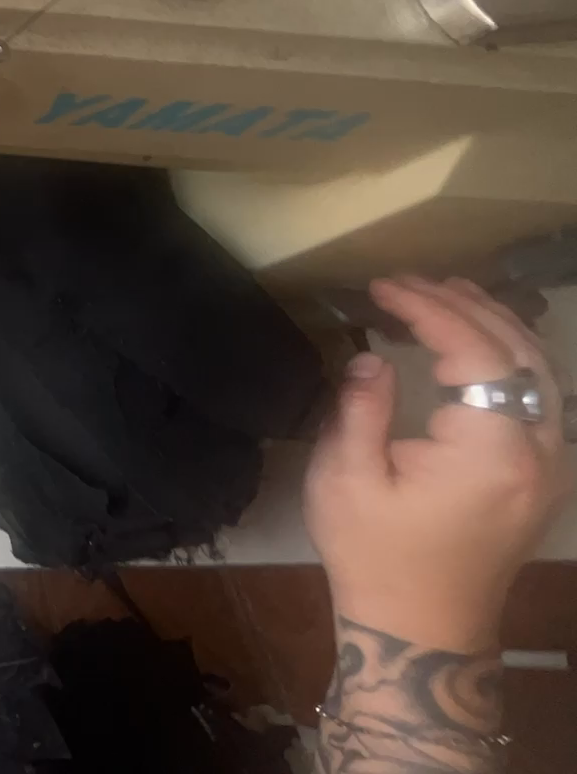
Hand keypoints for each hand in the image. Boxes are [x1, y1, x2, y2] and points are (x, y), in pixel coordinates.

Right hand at [306, 276, 570, 651]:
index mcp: (489, 451)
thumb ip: (361, 409)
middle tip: (407, 280)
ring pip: (543, 375)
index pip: (478, 357)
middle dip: (467, 307)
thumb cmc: (371, 544)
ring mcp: (549, 464)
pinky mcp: (538, 471)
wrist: (419, 613)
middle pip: (524, 358)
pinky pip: (539, 396)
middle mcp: (540, 452)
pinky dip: (507, 356)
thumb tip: (373, 355)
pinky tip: (475, 343)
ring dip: (495, 326)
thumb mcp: (345, 475)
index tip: (381, 287)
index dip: (431, 312)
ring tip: (445, 292)